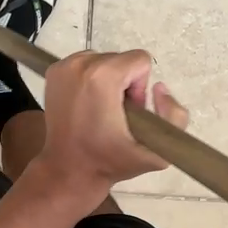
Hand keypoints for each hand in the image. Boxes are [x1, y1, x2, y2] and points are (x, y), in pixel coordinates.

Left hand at [29, 50, 186, 209]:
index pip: (140, 60)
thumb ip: (174, 116)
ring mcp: (63, 66)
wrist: (69, 168)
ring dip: (109, 80)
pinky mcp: (53, 71)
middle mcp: (80, 63)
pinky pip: (84, 64)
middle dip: (126, 83)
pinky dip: (91, 79)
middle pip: (120, 59)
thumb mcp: (157, 151)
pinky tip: (88, 104)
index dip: (141, 86)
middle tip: (118, 114)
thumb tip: (159, 87)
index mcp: (102, 76)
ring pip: (102, 60)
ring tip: (103, 110)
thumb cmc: (111, 161)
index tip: (132, 110)